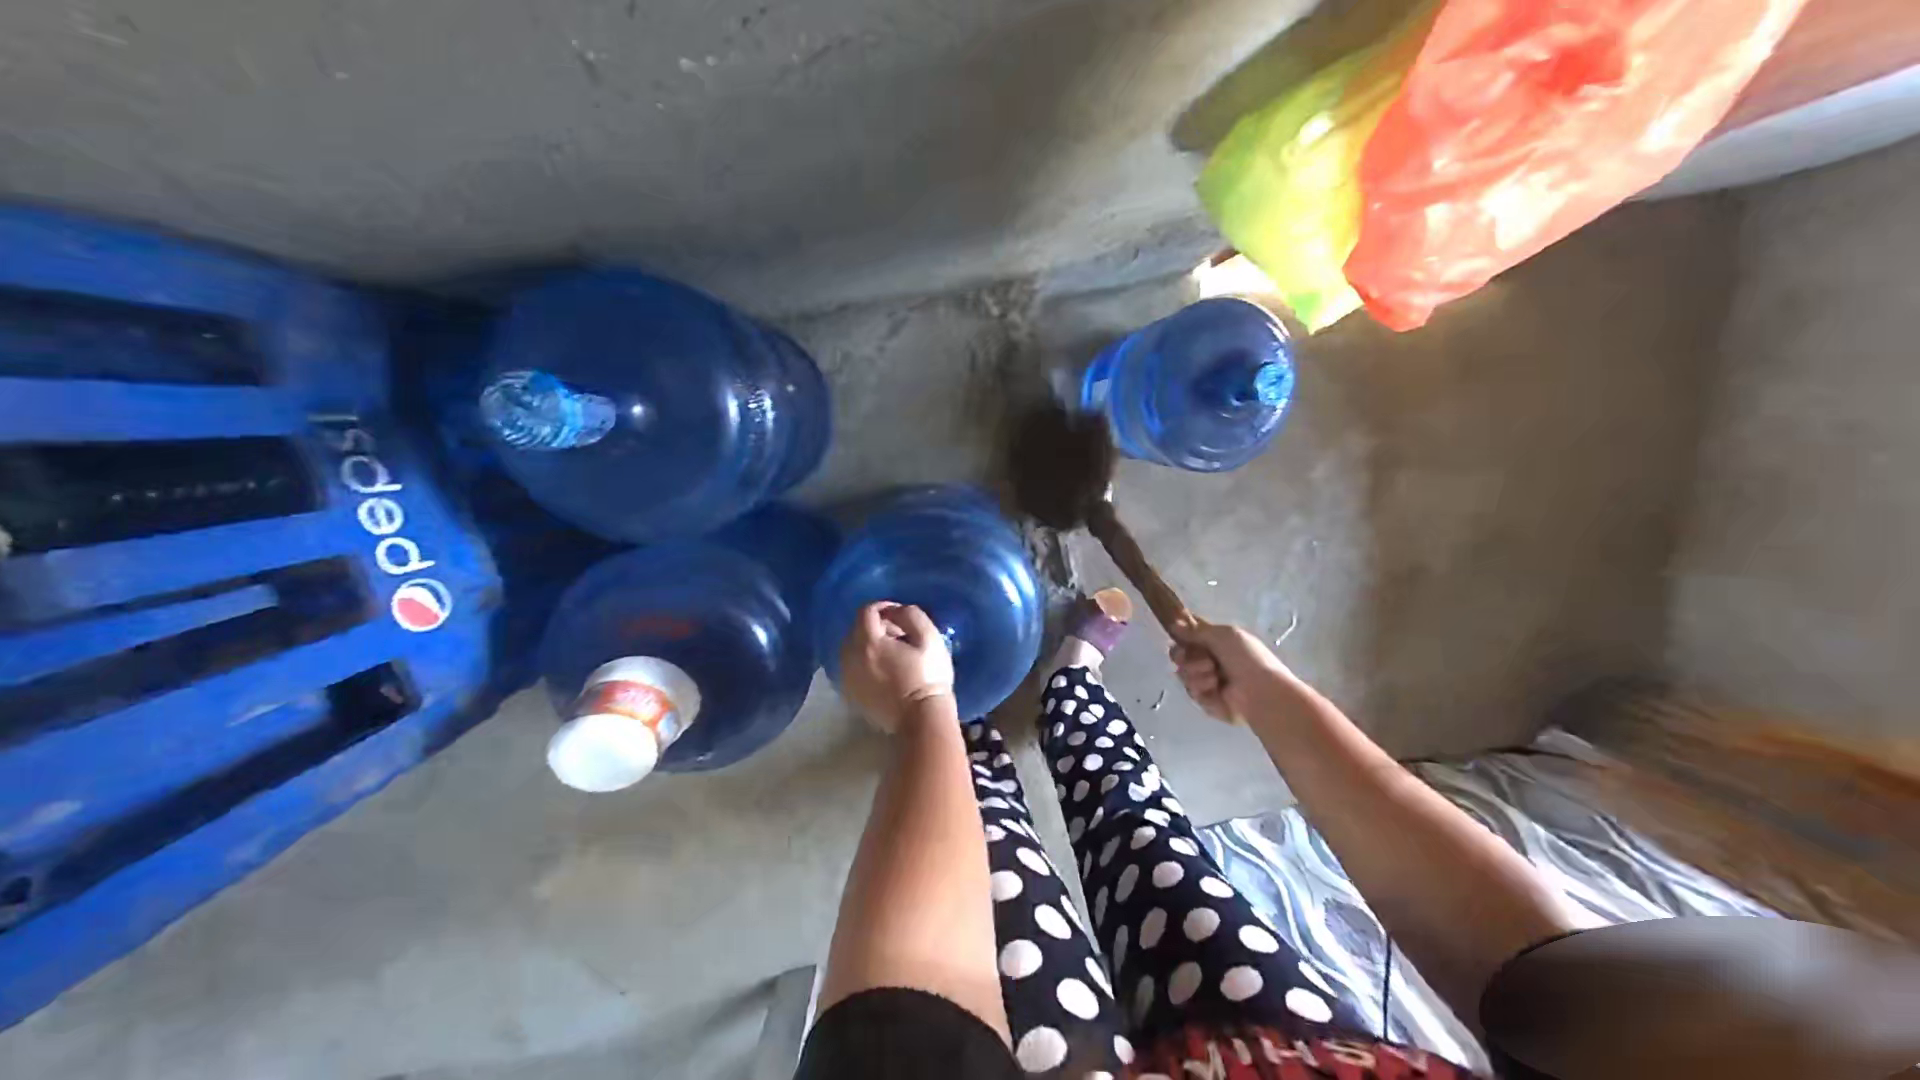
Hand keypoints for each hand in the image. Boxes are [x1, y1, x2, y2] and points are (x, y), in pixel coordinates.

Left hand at [838, 602, 955, 732]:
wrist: (920, 720)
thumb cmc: (927, 677)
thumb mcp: (929, 638)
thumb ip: (911, 615)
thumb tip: (896, 611)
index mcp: (868, 642)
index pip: (866, 611)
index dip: (885, 607)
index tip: (902, 615)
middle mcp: (850, 657)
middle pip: (856, 629)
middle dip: (876, 625)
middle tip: (900, 634)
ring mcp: (847, 677)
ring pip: (851, 648)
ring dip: (868, 644)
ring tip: (892, 653)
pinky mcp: (850, 693)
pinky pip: (851, 667)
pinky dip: (863, 662)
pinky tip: (883, 670)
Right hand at [1169, 619, 1296, 725]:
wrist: (1261, 691)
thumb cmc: (1247, 658)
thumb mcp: (1223, 635)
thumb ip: (1196, 630)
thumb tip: (1174, 624)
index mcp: (1217, 644)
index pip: (1189, 638)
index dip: (1181, 637)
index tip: (1177, 636)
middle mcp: (1210, 661)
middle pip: (1180, 656)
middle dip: (1185, 656)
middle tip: (1199, 659)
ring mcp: (1208, 682)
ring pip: (1183, 674)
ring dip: (1196, 672)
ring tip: (1214, 675)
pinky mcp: (1207, 702)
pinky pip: (1191, 692)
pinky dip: (1201, 687)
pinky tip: (1215, 687)